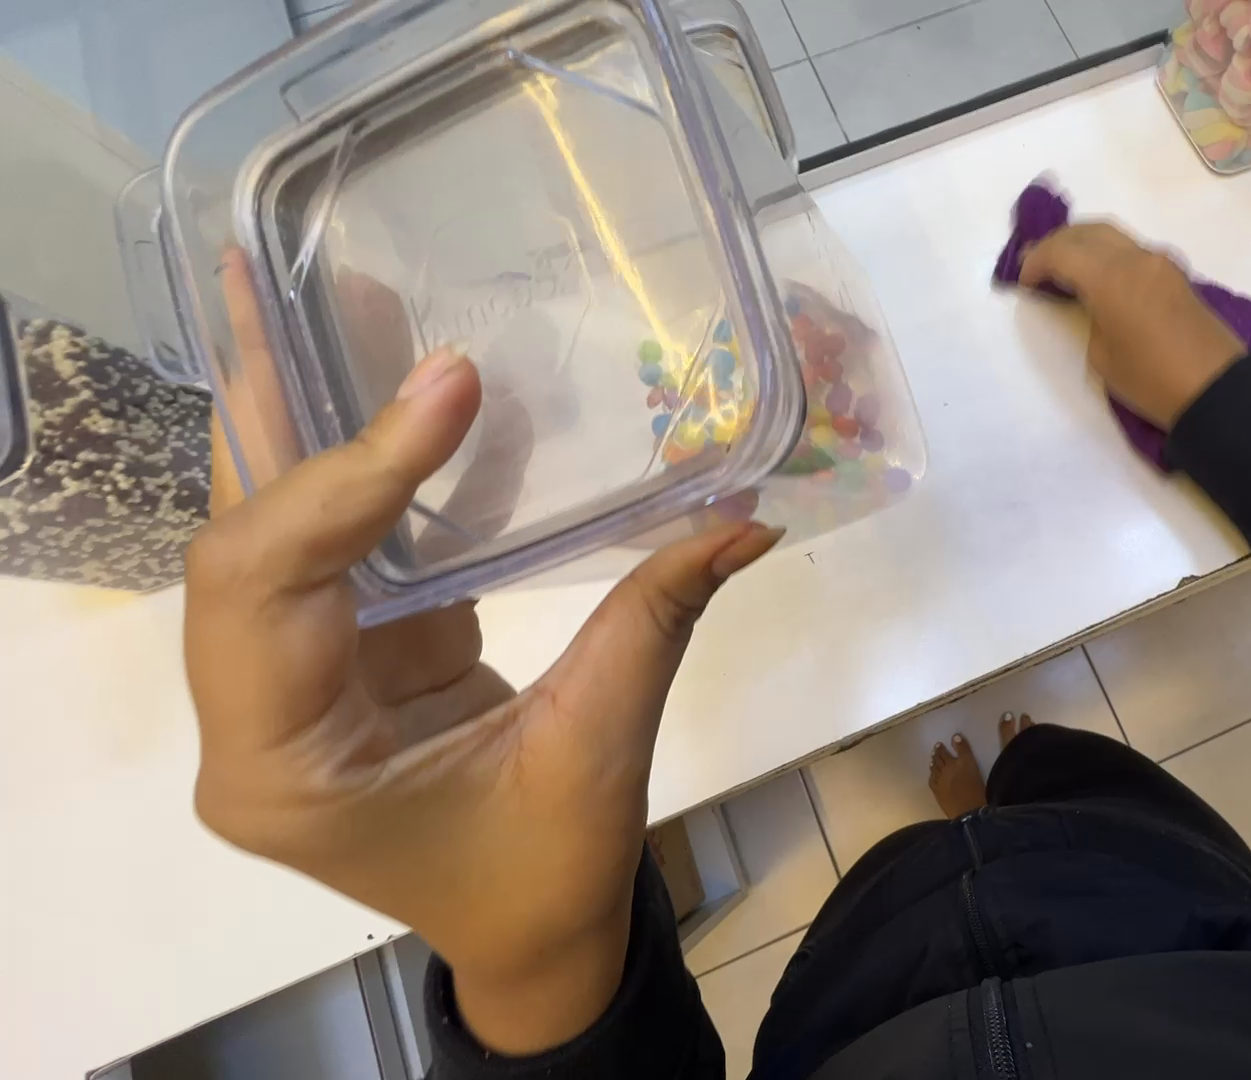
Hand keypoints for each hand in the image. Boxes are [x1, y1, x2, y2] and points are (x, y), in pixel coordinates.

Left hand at [187, 346, 781, 1054]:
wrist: (536, 928)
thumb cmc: (553, 861)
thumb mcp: (604, 740)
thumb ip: (660, 616)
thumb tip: (748, 522)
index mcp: (286, 759)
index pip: (269, 588)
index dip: (353, 479)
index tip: (448, 388)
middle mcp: (260, 711)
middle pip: (237, 541)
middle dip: (268, 409)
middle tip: (281, 281)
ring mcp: (300, 682)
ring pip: (279, 535)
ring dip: (305, 425)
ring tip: (321, 311)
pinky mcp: (357, 661)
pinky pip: (347, 553)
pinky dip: (373, 477)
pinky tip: (401, 408)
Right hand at [1020, 223, 1246, 428]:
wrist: (1215, 390)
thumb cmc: (1151, 380)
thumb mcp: (1102, 357)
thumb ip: (1090, 319)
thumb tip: (1094, 303)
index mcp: (1113, 277)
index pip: (1063, 251)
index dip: (1037, 261)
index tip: (1022, 282)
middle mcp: (1137, 258)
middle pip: (1089, 231)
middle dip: (1058, 243)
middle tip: (1036, 263)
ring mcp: (1161, 263)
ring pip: (1113, 236)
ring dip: (1084, 245)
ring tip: (1064, 267)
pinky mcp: (1175, 276)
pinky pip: (1131, 252)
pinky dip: (1106, 255)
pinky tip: (1096, 277)